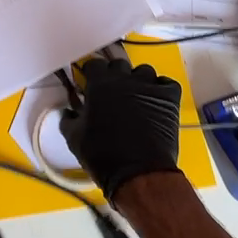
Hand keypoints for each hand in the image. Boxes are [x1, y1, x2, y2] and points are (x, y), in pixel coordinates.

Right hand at [60, 57, 182, 200]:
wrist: (137, 173)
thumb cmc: (101, 155)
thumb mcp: (74, 138)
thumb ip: (68, 119)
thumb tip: (68, 112)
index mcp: (99, 84)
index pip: (94, 64)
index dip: (91, 73)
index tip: (90, 83)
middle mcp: (124, 79)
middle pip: (119, 64)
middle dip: (114, 75)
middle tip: (112, 92)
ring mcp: (149, 86)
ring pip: (144, 71)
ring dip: (138, 81)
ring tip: (136, 97)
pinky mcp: (169, 98)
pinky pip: (167, 83)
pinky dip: (161, 89)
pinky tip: (156, 102)